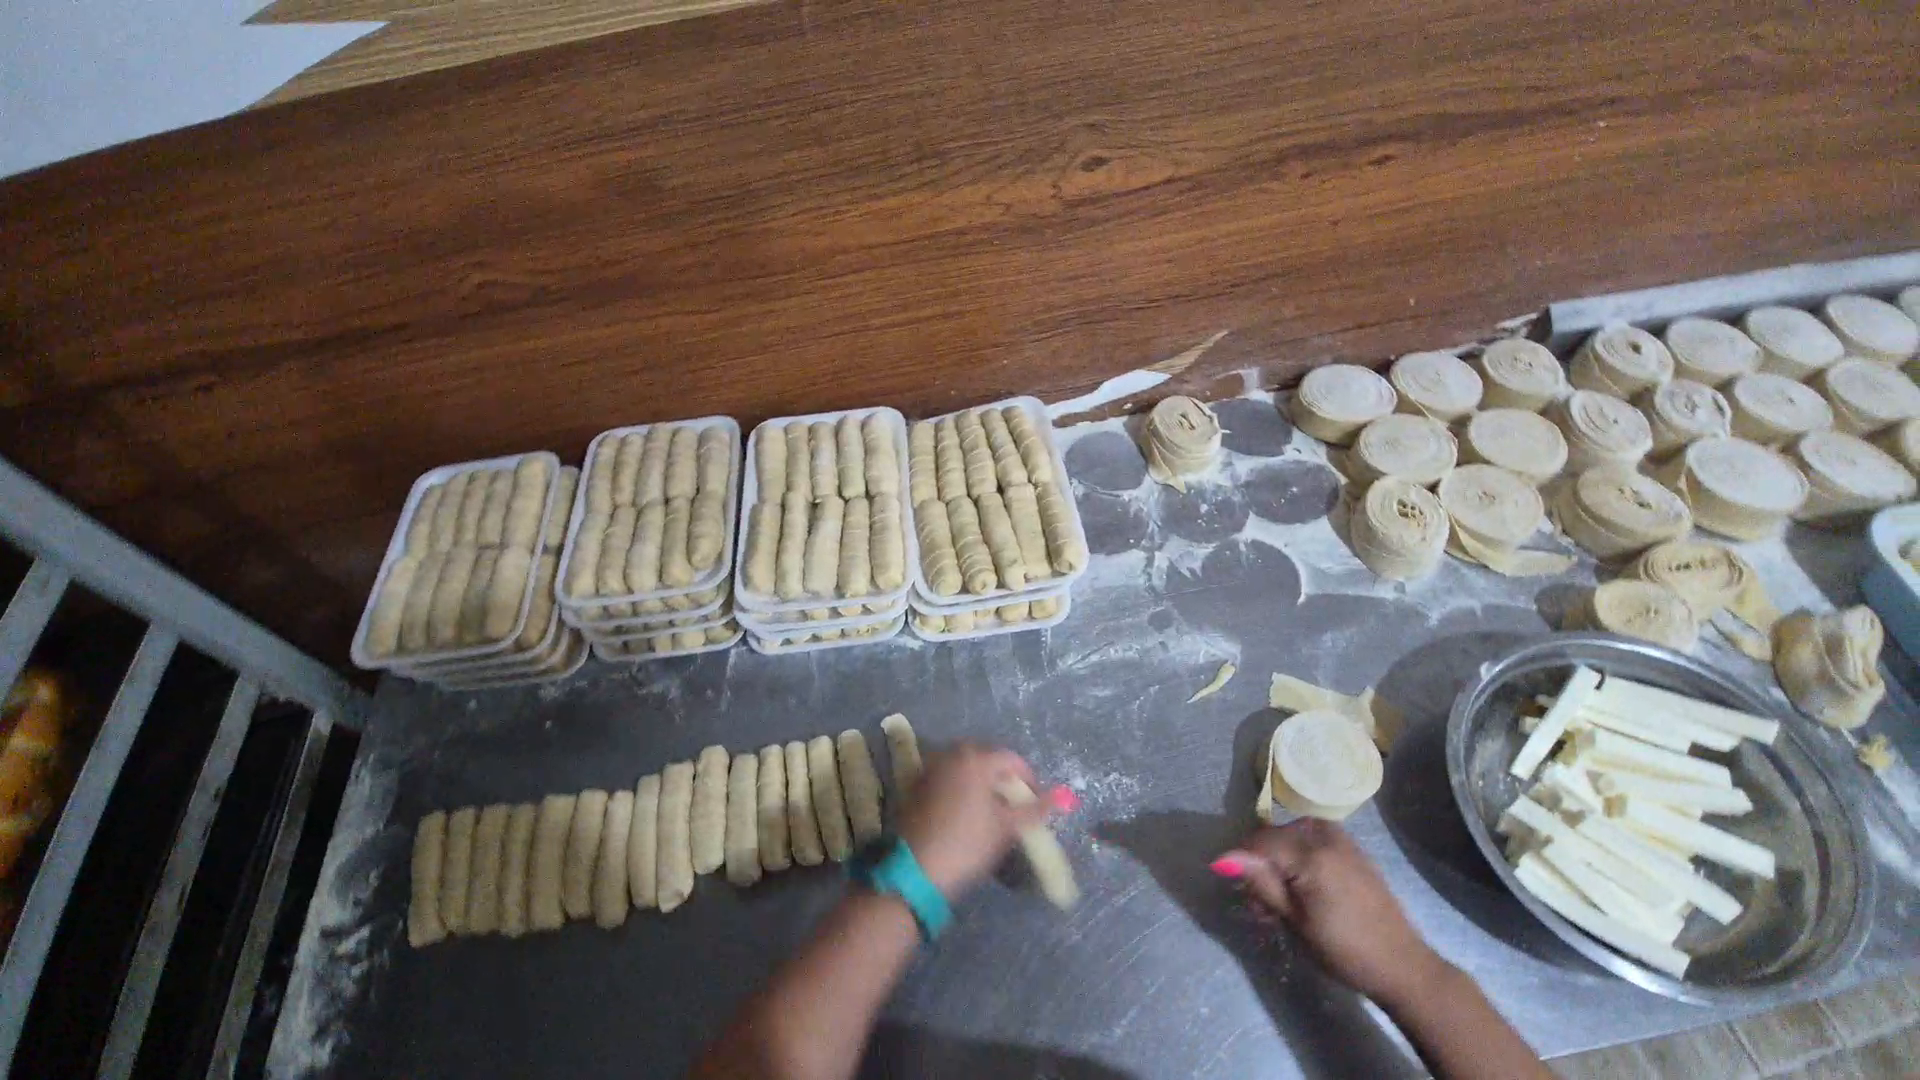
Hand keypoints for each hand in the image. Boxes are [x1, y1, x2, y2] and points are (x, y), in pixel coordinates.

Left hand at [895, 742, 1059, 899]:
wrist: (915, 869)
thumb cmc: (967, 845)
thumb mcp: (1007, 828)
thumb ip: (1036, 809)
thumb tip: (1061, 797)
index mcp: (977, 758)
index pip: (1013, 759)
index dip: (1029, 780)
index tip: (1034, 803)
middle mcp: (951, 753)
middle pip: (987, 759)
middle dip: (1003, 779)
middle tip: (1013, 806)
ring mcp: (931, 766)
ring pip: (965, 768)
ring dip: (981, 783)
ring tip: (990, 810)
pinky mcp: (916, 783)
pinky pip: (947, 777)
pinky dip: (960, 788)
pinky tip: (964, 812)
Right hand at [1213, 819, 1449, 1006]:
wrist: (1402, 965)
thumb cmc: (1343, 949)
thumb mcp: (1295, 921)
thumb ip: (1262, 883)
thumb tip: (1224, 858)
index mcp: (1310, 854)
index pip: (1260, 841)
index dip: (1240, 860)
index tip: (1237, 888)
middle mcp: (1326, 837)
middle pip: (1276, 835)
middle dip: (1261, 862)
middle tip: (1262, 904)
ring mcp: (1344, 842)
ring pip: (1295, 835)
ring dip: (1281, 857)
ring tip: (1283, 895)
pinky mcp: (1355, 852)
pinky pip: (1315, 839)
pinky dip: (1302, 854)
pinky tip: (1306, 885)